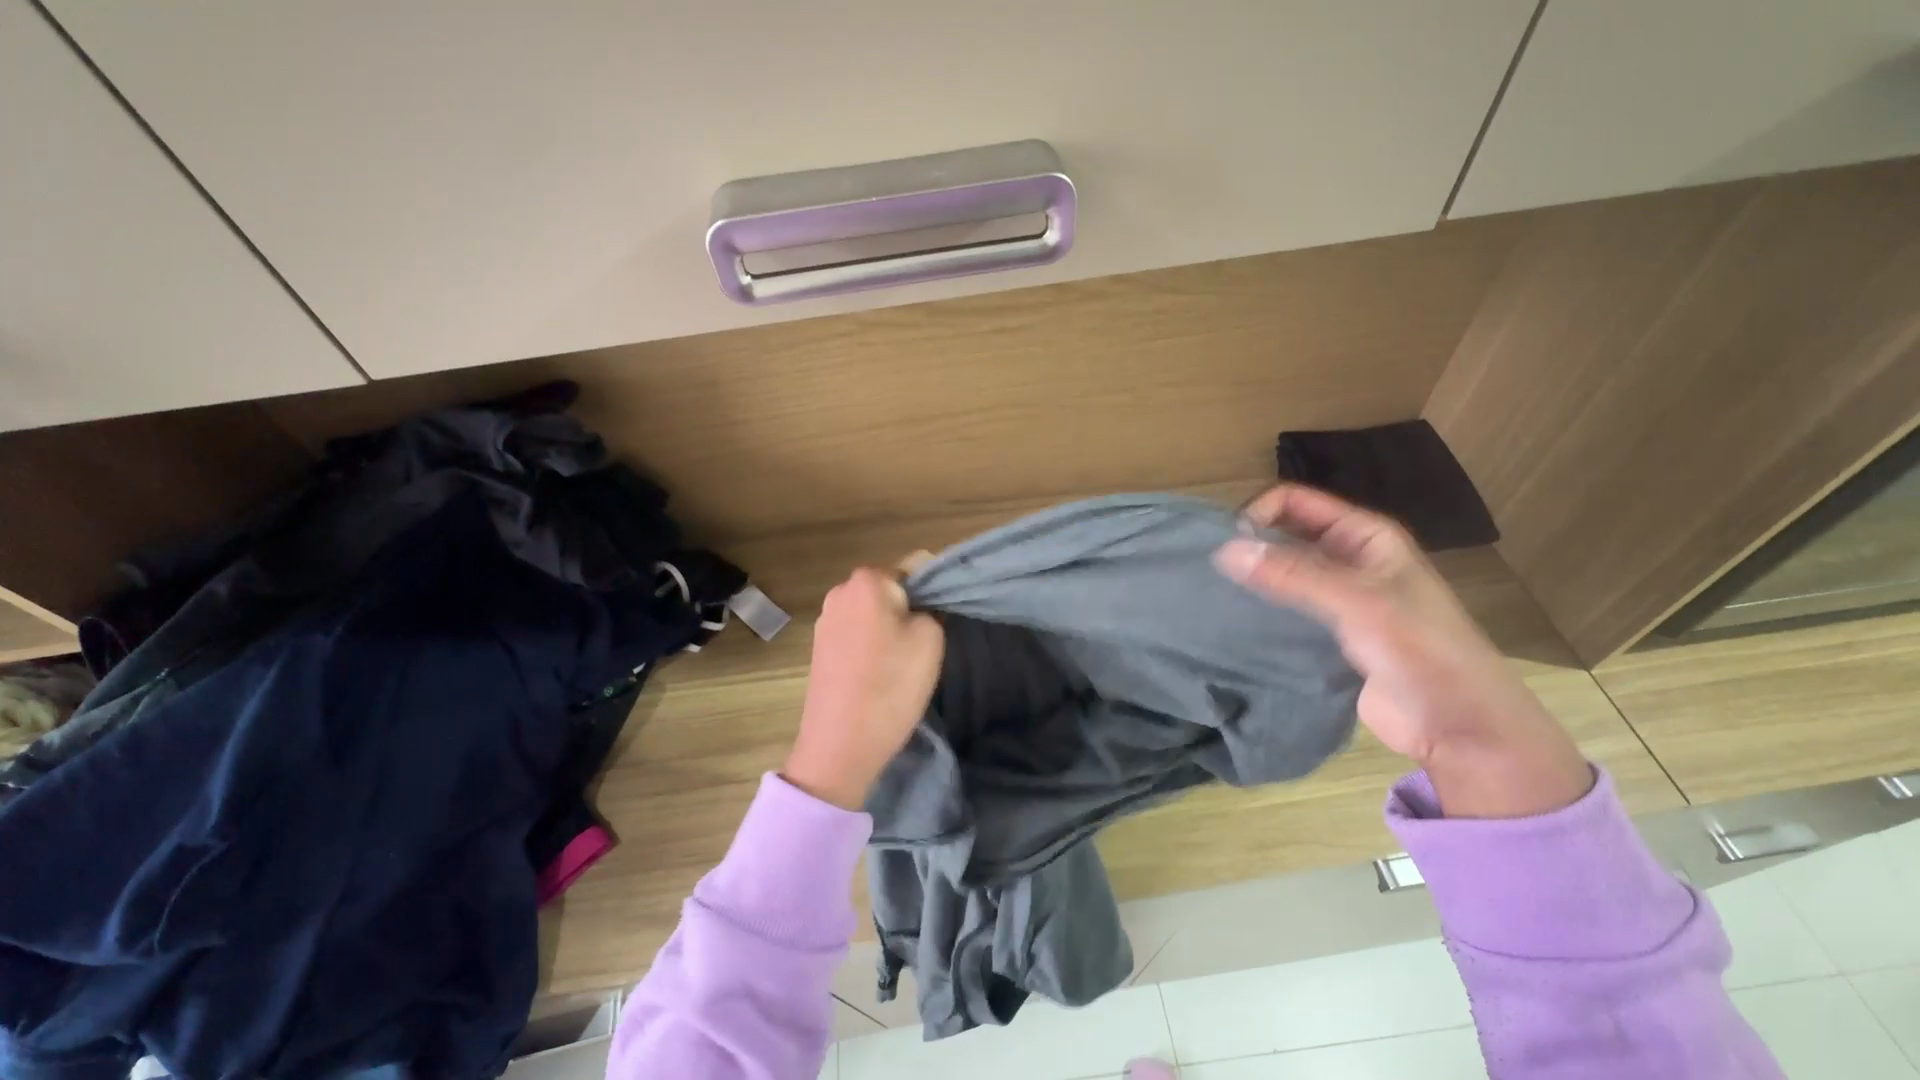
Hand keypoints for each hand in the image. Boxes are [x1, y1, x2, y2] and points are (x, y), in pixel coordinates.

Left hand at [782, 567, 944, 810]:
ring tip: (900, 666)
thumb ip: (931, 607)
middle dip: (910, 609)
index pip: (916, 566)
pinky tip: (878, 676)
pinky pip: (857, 634)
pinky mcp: (819, 648)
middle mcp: (840, 591)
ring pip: (874, 613)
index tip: (942, 623)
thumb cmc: (891, 685)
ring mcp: (825, 620)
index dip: (936, 590)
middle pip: (891, 589)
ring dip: (890, 629)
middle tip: (923, 646)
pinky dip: (872, 647)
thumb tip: (920, 605)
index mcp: (867, 580)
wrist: (841, 744)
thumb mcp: (930, 639)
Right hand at [1213, 484, 1591, 817]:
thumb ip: (1294, 575)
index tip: (1225, 547)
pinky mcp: (1329, 639)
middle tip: (1209, 575)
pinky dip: (1262, 616)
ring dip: (1253, 583)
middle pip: (1285, 537)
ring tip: (1213, 600)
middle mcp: (1349, 561)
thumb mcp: (1360, 603)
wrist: (1459, 725)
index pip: (1296, 503)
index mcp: (1365, 537)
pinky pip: (1287, 616)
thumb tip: (1224, 551)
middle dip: (1249, 548)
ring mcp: (1339, 601)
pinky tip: (1234, 628)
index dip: (1258, 514)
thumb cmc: (1422, 651)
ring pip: (1283, 577)